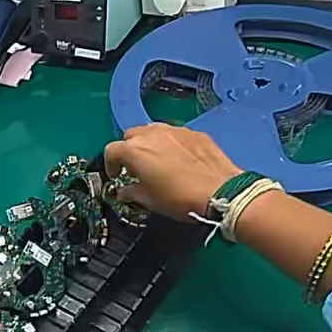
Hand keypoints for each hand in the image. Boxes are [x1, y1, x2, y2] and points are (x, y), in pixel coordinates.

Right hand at [102, 123, 242, 218]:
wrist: (221, 192)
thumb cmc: (180, 198)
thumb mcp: (149, 200)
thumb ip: (131, 192)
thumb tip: (124, 192)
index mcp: (134, 150)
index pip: (111, 150)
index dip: (110, 165)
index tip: (117, 175)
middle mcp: (151, 134)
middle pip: (130, 136)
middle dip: (129, 150)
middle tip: (136, 168)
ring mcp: (174, 130)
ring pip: (152, 131)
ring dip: (149, 144)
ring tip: (157, 161)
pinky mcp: (194, 132)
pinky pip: (174, 134)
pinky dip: (171, 143)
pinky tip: (179, 160)